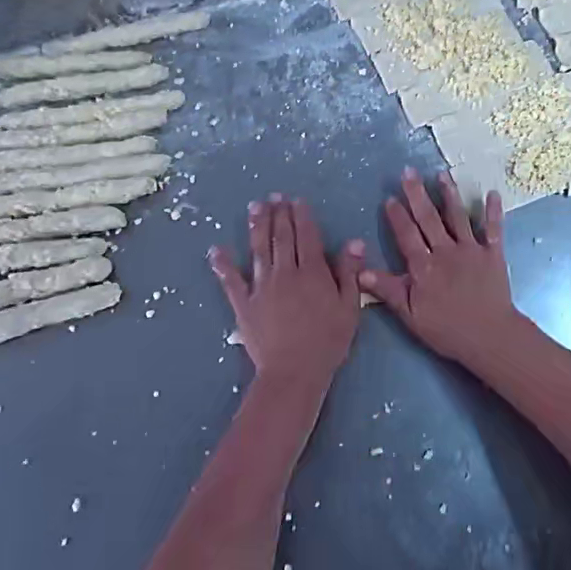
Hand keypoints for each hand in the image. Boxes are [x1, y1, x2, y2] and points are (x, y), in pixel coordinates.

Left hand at [208, 196, 364, 388]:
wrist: (294, 373)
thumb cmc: (327, 342)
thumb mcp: (349, 308)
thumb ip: (349, 273)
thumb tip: (354, 241)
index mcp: (311, 271)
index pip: (306, 235)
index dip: (301, 215)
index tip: (297, 200)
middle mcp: (285, 272)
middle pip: (281, 236)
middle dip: (279, 214)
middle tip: (275, 196)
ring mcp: (261, 286)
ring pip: (258, 249)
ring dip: (256, 225)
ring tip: (255, 207)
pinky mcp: (243, 303)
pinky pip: (231, 280)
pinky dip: (222, 264)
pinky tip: (215, 249)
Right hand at [359, 168, 520, 366]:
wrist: (491, 338)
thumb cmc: (447, 330)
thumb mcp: (410, 315)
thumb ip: (387, 290)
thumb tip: (359, 271)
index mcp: (424, 266)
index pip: (407, 235)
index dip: (397, 216)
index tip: (390, 197)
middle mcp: (445, 251)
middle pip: (428, 218)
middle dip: (417, 194)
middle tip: (409, 172)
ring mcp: (471, 250)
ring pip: (457, 217)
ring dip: (449, 194)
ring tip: (442, 174)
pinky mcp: (493, 254)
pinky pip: (493, 229)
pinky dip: (493, 211)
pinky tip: (492, 194)